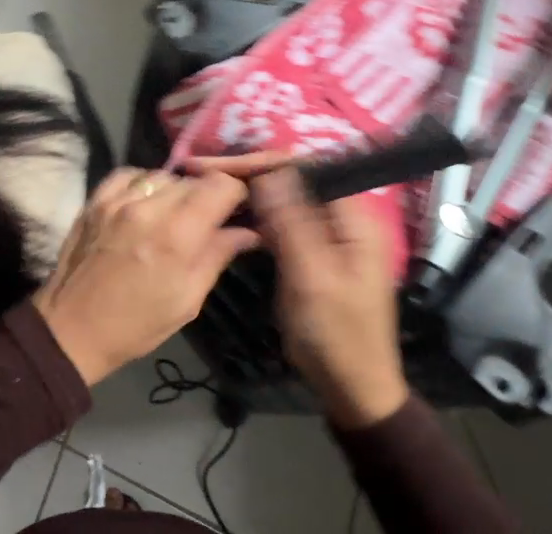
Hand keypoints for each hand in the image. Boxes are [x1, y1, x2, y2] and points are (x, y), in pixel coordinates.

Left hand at [32, 168, 262, 386]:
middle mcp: (147, 208)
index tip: (239, 209)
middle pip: (192, 180)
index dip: (236, 193)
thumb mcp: (188, 300)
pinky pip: (128, 175)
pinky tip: (147, 202)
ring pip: (162, 176)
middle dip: (208, 195)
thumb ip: (217, 256)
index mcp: (176, 236)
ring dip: (175, 191)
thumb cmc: (137, 324)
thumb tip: (249, 231)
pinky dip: (143, 183)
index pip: (219, 186)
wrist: (73, 326)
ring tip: (175, 215)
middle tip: (210, 218)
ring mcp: (117, 200)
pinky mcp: (95, 199)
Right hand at [189, 155, 408, 429]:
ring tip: (205, 187)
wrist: (353, 388)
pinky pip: (281, 218)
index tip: (211, 167)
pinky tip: (228, 212)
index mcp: (353, 218)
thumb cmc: (337, 335)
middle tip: (198, 173)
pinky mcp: (313, 249)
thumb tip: (267, 173)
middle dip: (246, 172)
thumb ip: (291, 222)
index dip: (256, 162)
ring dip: (246, 190)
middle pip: (290, 177)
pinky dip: (254, 212)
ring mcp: (328, 234)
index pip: (302, 167)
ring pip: (282, 196)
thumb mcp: (312, 277)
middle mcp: (342, 217)